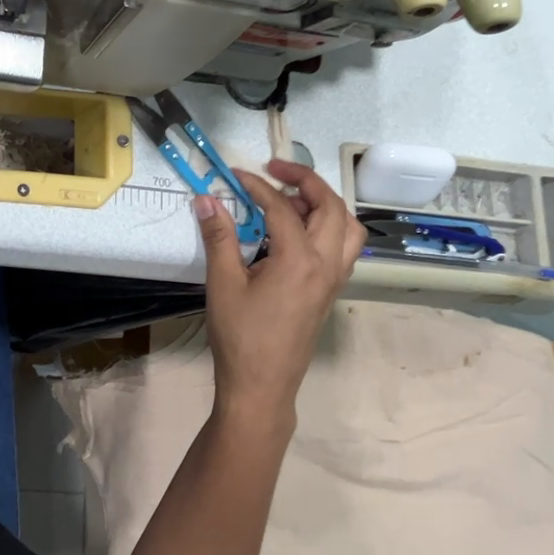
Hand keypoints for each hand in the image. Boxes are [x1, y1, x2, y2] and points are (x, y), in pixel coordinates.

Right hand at [194, 159, 367, 409]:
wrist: (262, 383)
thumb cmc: (240, 335)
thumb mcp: (223, 283)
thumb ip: (219, 237)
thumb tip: (206, 200)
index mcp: (300, 260)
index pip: (282, 208)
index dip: (258, 186)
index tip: (234, 175)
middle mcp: (326, 265)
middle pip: (331, 208)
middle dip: (306, 181)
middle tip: (275, 170)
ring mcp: (333, 280)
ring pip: (346, 227)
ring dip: (323, 204)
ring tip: (290, 198)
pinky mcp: (329, 291)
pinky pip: (342, 247)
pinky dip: (326, 226)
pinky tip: (296, 231)